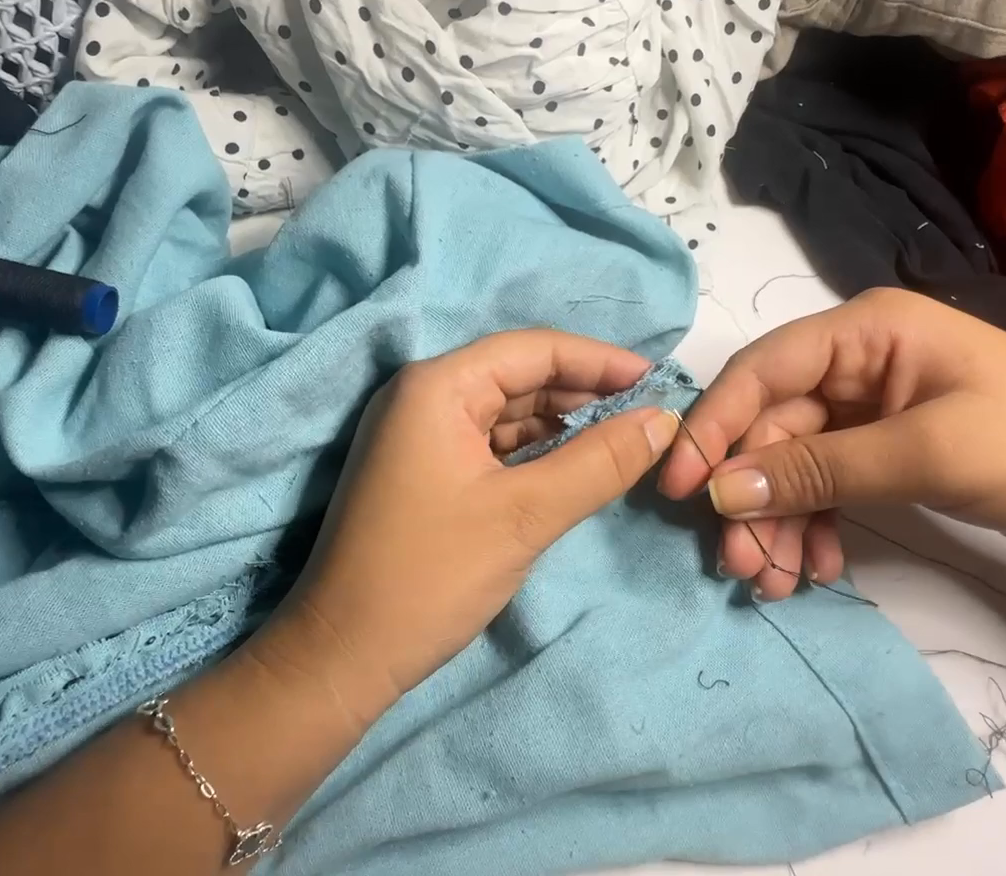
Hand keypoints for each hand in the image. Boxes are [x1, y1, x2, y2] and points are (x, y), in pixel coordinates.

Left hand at [275, 330, 679, 708]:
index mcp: (437, 386)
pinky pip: (491, 444)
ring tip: (626, 441)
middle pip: (520, 377)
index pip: (533, 350)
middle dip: (586, 395)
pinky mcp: (423, 469)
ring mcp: (419, 433)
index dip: (600, 361)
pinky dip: (536, 452)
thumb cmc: (430, 576)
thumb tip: (663, 420)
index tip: (658, 381)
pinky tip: (577, 466)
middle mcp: (424, 396)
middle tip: (650, 418)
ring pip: (507, 412)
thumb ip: (600, 462)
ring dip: (564, 425)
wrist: (342, 654)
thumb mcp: (526, 515)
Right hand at [658, 288, 1005, 596]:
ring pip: (792, 459)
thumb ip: (817, 470)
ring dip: (779, 519)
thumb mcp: (926, 455)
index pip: (762, 370)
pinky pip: (825, 480)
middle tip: (741, 563)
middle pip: (773, 424)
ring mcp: (869, 403)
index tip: (678, 489)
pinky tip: (816, 568)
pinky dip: (814, 522)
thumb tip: (719, 492)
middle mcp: (857, 359)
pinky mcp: (882, 444)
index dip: (713, 426)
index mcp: (865, 329)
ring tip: (775, 580)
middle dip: (753, 495)